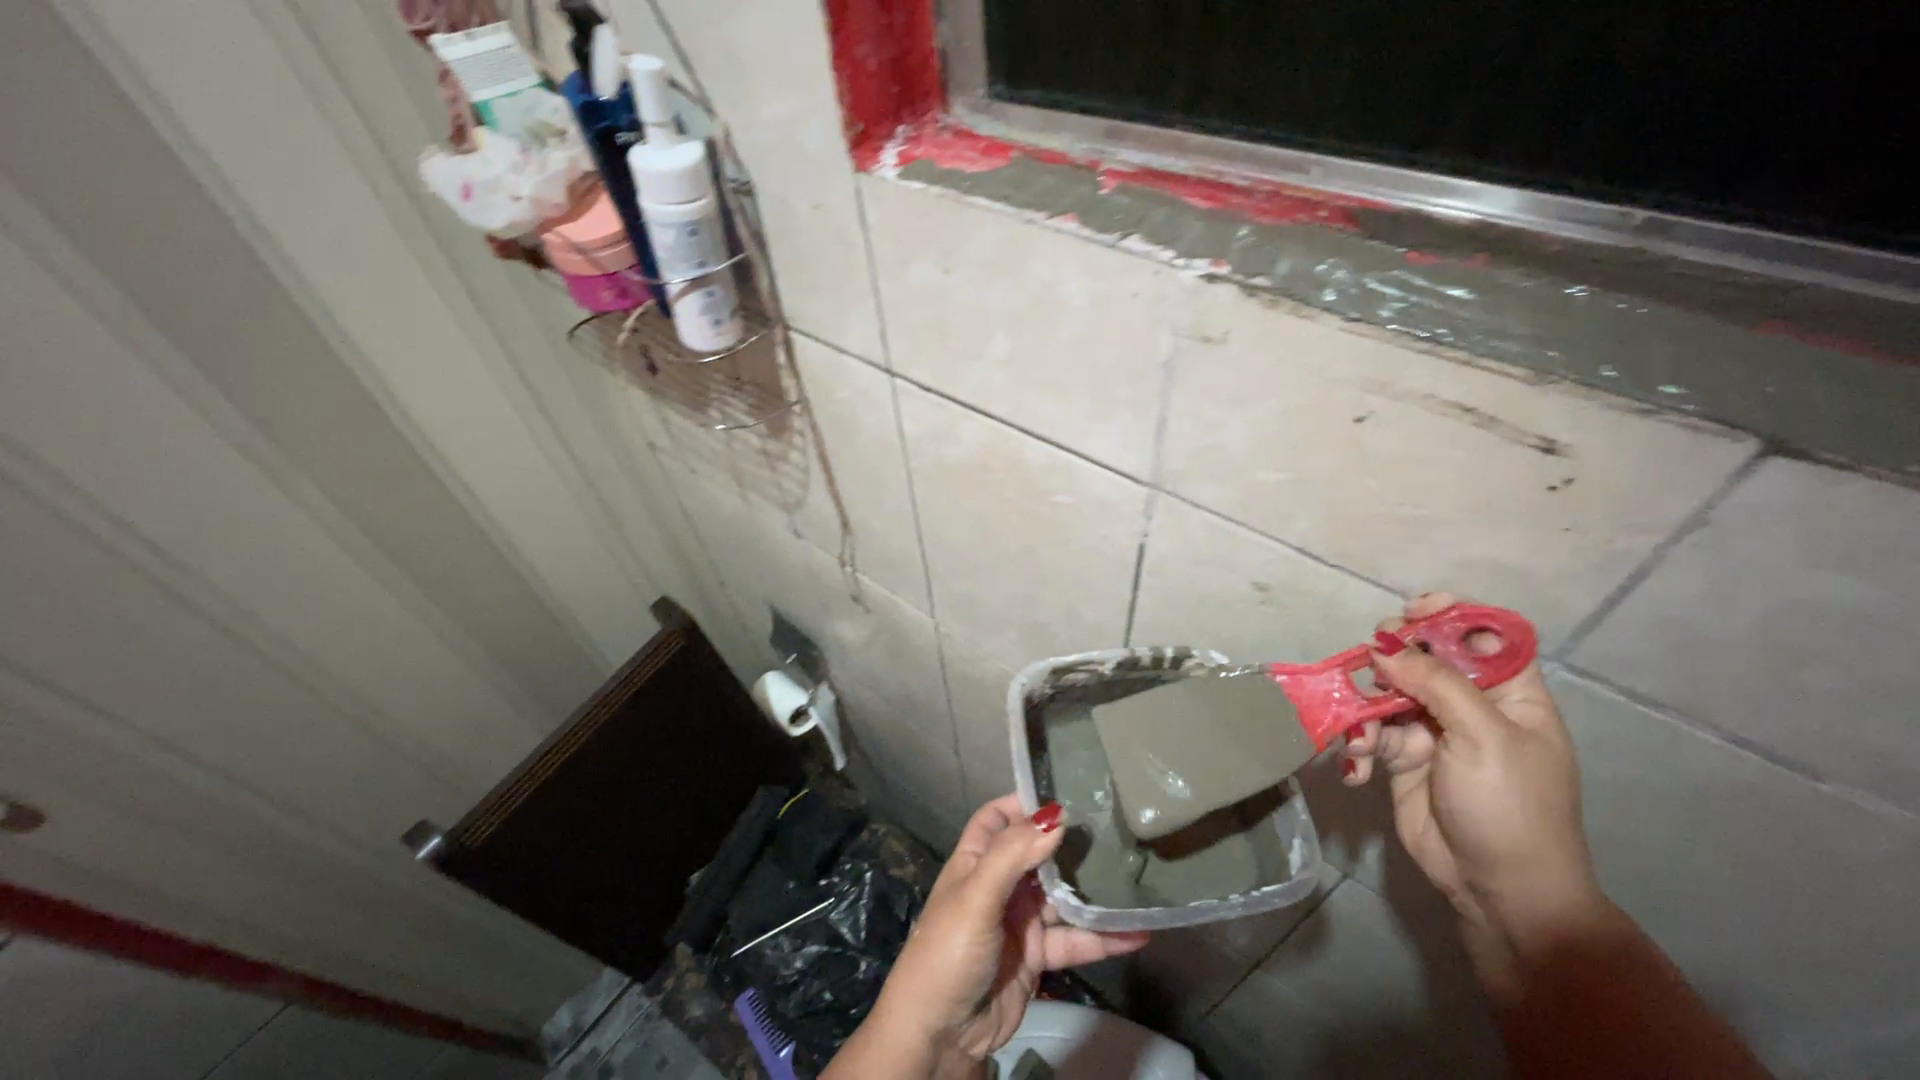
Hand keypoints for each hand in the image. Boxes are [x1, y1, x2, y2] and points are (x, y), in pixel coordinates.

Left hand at [867, 796, 1149, 1061]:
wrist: (940, 1033)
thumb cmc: (948, 952)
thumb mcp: (975, 897)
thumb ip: (1013, 855)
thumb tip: (1055, 815)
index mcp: (974, 863)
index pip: (997, 819)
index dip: (1023, 803)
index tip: (1066, 789)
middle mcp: (999, 886)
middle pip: (1038, 855)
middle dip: (1070, 843)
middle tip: (1116, 827)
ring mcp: (1020, 922)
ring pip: (1063, 898)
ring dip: (1094, 892)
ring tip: (1136, 876)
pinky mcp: (1037, 956)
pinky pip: (1075, 940)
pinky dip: (1104, 938)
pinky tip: (1137, 932)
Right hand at [1343, 593, 1603, 955]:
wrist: (1498, 888)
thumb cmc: (1510, 806)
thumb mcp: (1483, 737)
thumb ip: (1435, 684)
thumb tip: (1384, 648)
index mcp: (1510, 695)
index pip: (1484, 636)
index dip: (1451, 616)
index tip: (1413, 611)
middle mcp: (1471, 706)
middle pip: (1426, 659)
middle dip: (1395, 657)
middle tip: (1371, 657)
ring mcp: (1434, 733)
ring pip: (1389, 695)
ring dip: (1368, 709)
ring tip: (1364, 738)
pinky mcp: (1404, 761)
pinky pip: (1372, 736)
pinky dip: (1359, 747)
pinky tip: (1359, 768)